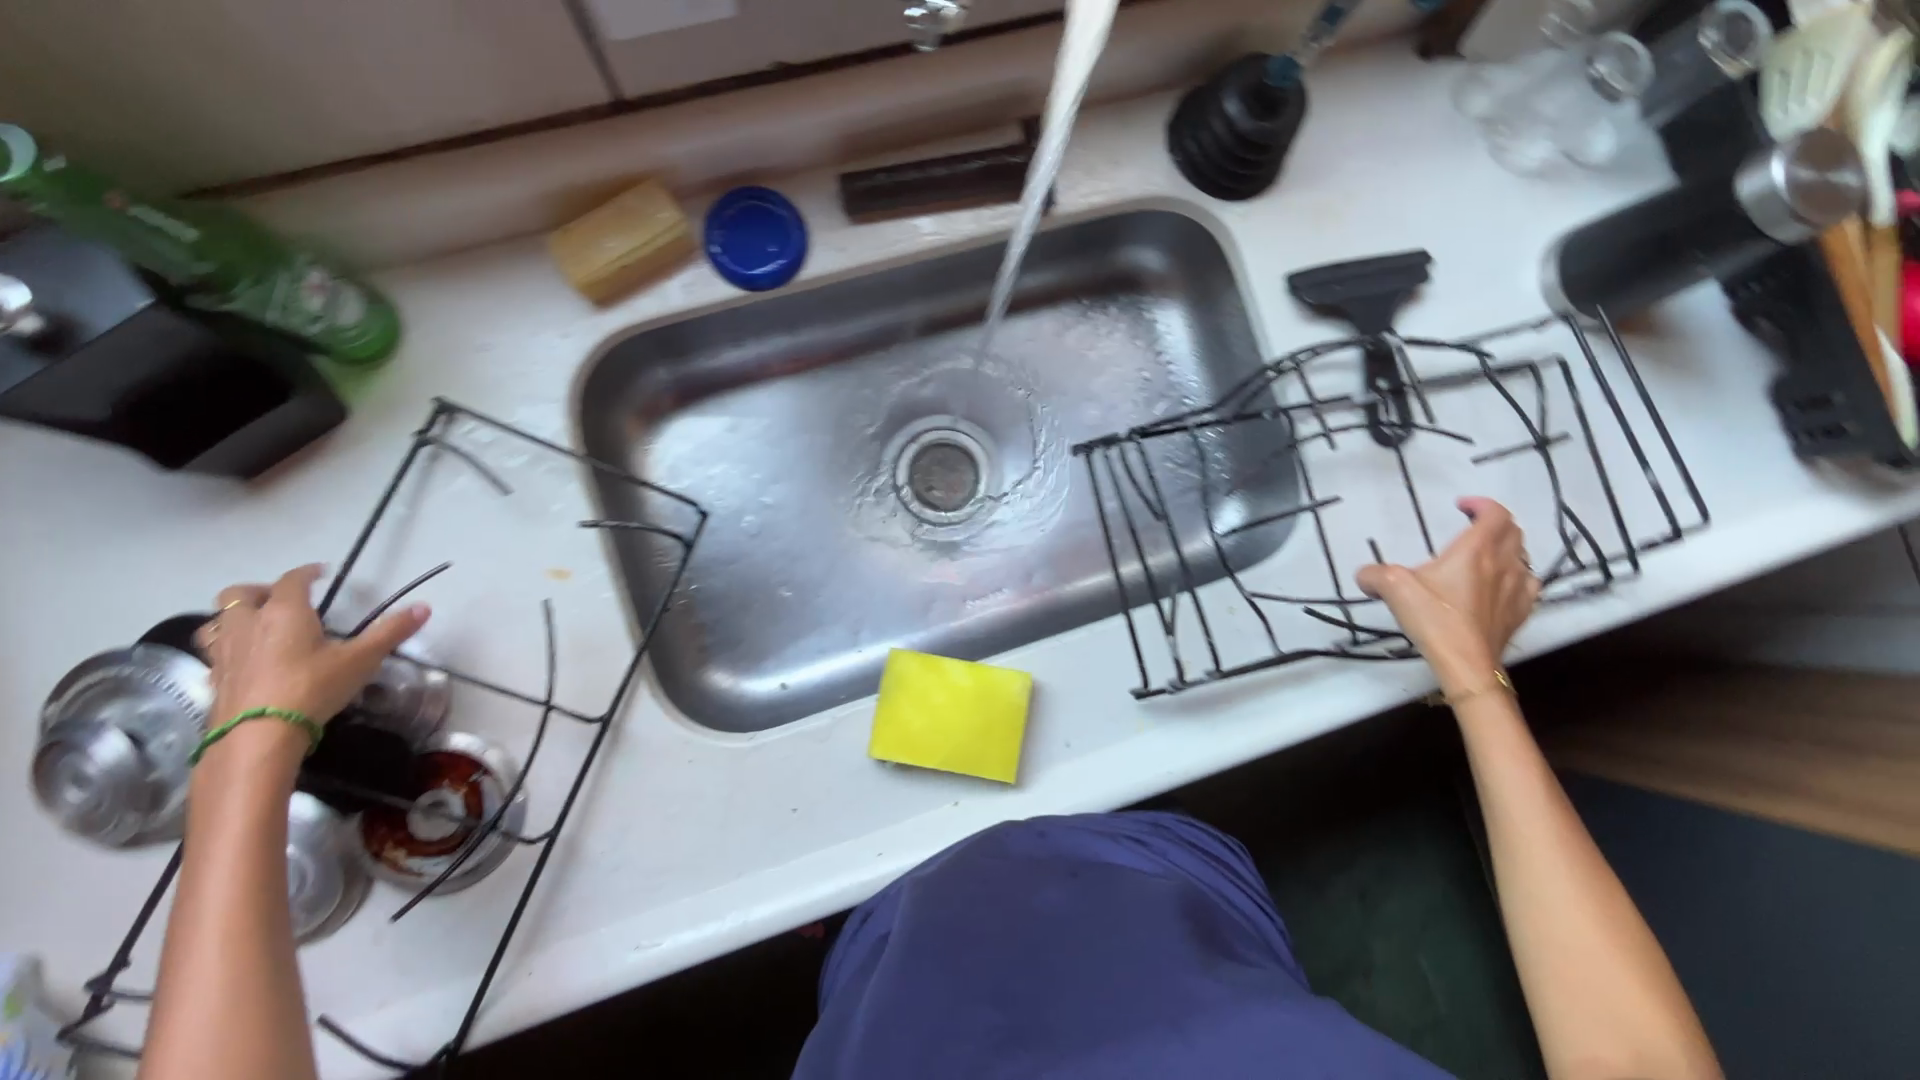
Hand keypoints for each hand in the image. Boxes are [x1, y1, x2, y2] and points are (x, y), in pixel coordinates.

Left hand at [195, 564, 429, 728]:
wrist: (258, 735)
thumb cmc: (313, 687)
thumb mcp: (361, 659)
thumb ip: (390, 632)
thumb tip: (424, 607)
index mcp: (285, 612)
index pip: (292, 580)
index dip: (307, 572)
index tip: (320, 572)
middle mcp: (248, 623)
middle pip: (239, 593)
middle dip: (259, 590)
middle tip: (280, 599)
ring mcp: (225, 651)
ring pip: (217, 621)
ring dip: (234, 617)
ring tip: (255, 626)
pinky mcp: (213, 677)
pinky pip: (215, 652)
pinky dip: (229, 648)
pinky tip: (246, 661)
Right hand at [1355, 496, 1539, 691]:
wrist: (1467, 663)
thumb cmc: (1435, 619)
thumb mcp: (1393, 589)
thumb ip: (1374, 575)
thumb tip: (1364, 575)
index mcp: (1476, 550)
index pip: (1495, 513)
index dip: (1481, 504)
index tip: (1460, 506)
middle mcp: (1504, 563)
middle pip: (1513, 531)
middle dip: (1494, 523)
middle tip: (1471, 527)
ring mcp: (1518, 588)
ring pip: (1523, 556)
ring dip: (1507, 548)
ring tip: (1486, 555)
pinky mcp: (1522, 611)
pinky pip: (1527, 583)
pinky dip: (1516, 575)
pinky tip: (1501, 585)